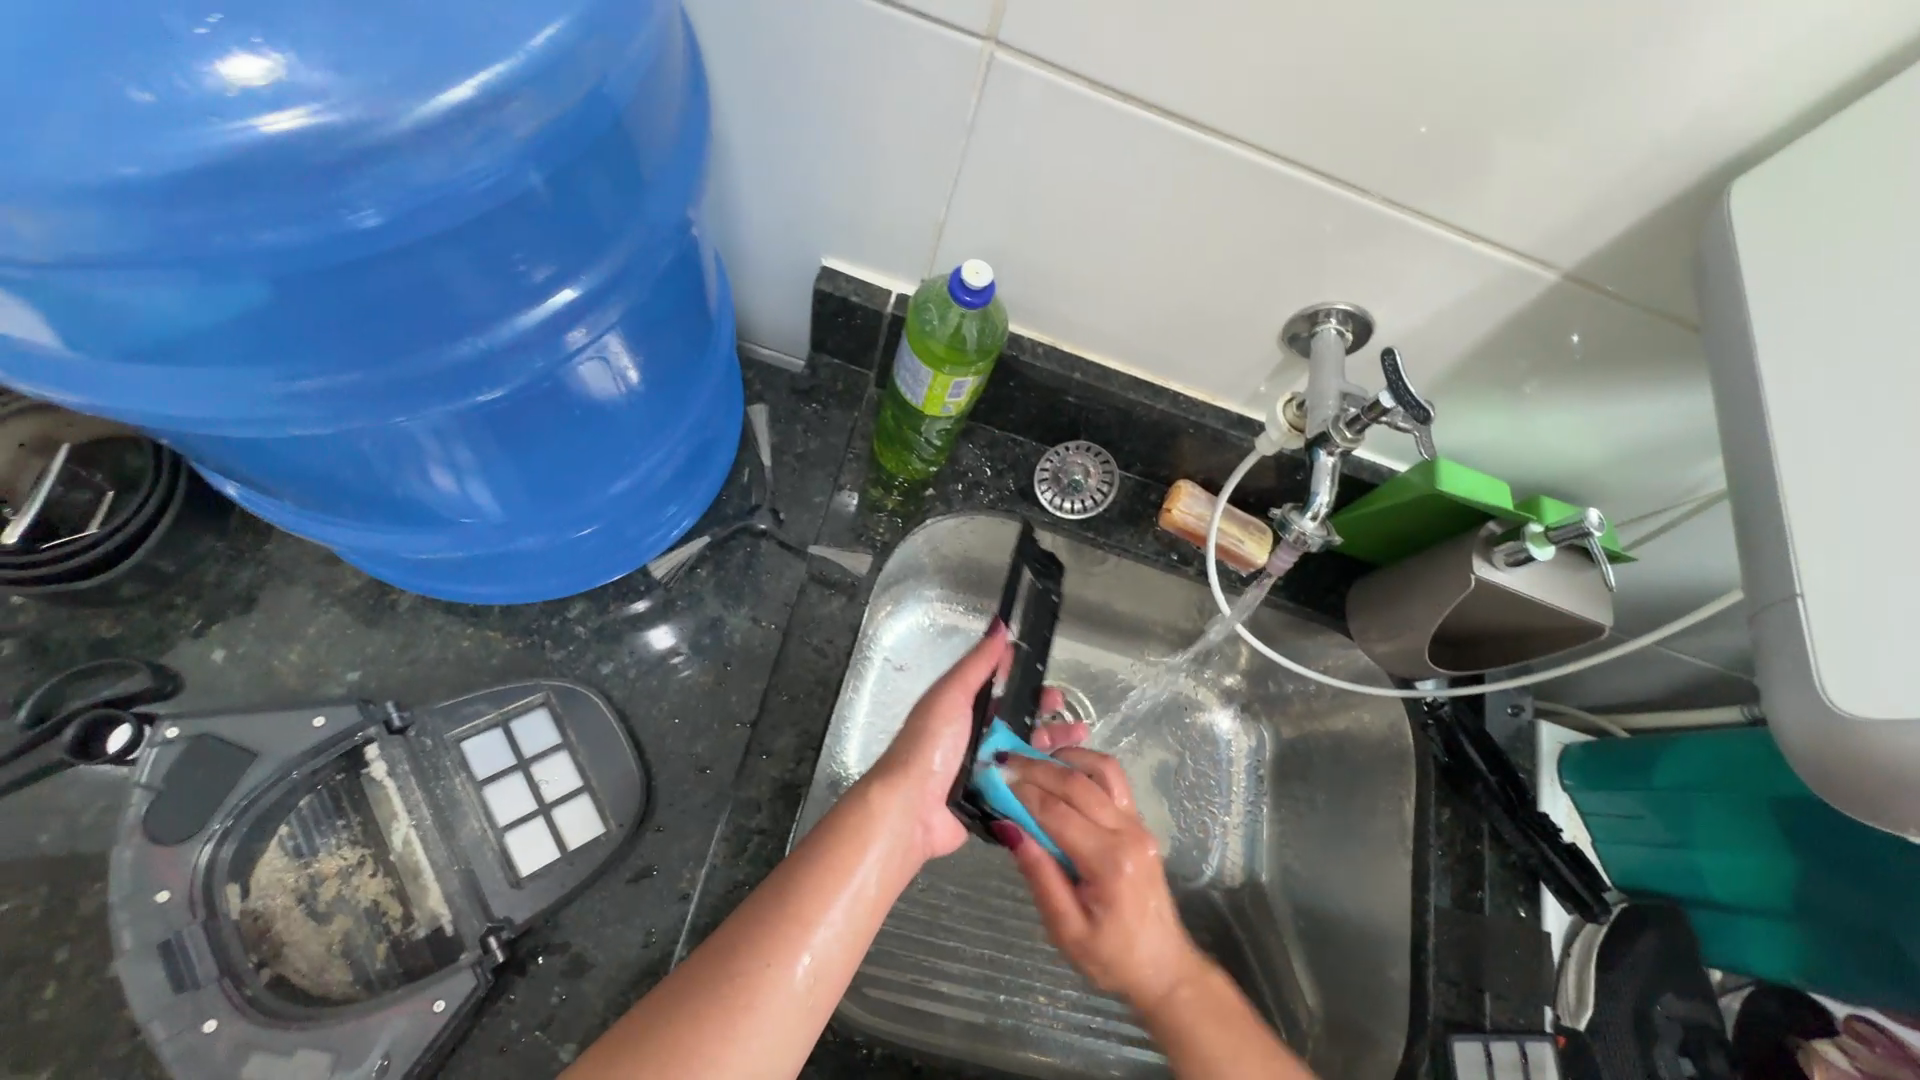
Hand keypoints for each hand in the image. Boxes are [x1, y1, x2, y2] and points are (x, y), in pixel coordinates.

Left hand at [863, 622, 1086, 862]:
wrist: (911, 808)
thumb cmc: (931, 745)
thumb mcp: (952, 694)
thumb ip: (978, 663)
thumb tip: (1001, 623)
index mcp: (960, 711)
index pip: (1002, 694)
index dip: (1029, 690)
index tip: (1056, 692)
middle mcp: (971, 741)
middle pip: (1017, 727)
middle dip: (1047, 723)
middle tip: (1074, 723)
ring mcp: (981, 774)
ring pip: (1024, 758)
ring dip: (1051, 751)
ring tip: (1077, 748)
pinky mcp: (989, 804)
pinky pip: (1020, 790)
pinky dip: (1042, 784)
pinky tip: (1066, 778)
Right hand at [1000, 749, 1208, 1012]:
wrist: (1163, 967)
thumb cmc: (1111, 957)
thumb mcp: (1066, 930)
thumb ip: (1039, 875)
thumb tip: (1009, 828)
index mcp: (1108, 861)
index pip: (1056, 812)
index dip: (1022, 791)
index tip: (993, 777)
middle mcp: (1127, 833)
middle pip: (1078, 783)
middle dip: (1036, 767)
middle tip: (1003, 759)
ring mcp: (1138, 824)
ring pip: (1103, 770)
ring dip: (1066, 758)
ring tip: (1033, 758)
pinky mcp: (1140, 824)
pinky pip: (1113, 782)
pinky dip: (1085, 767)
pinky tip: (1061, 771)